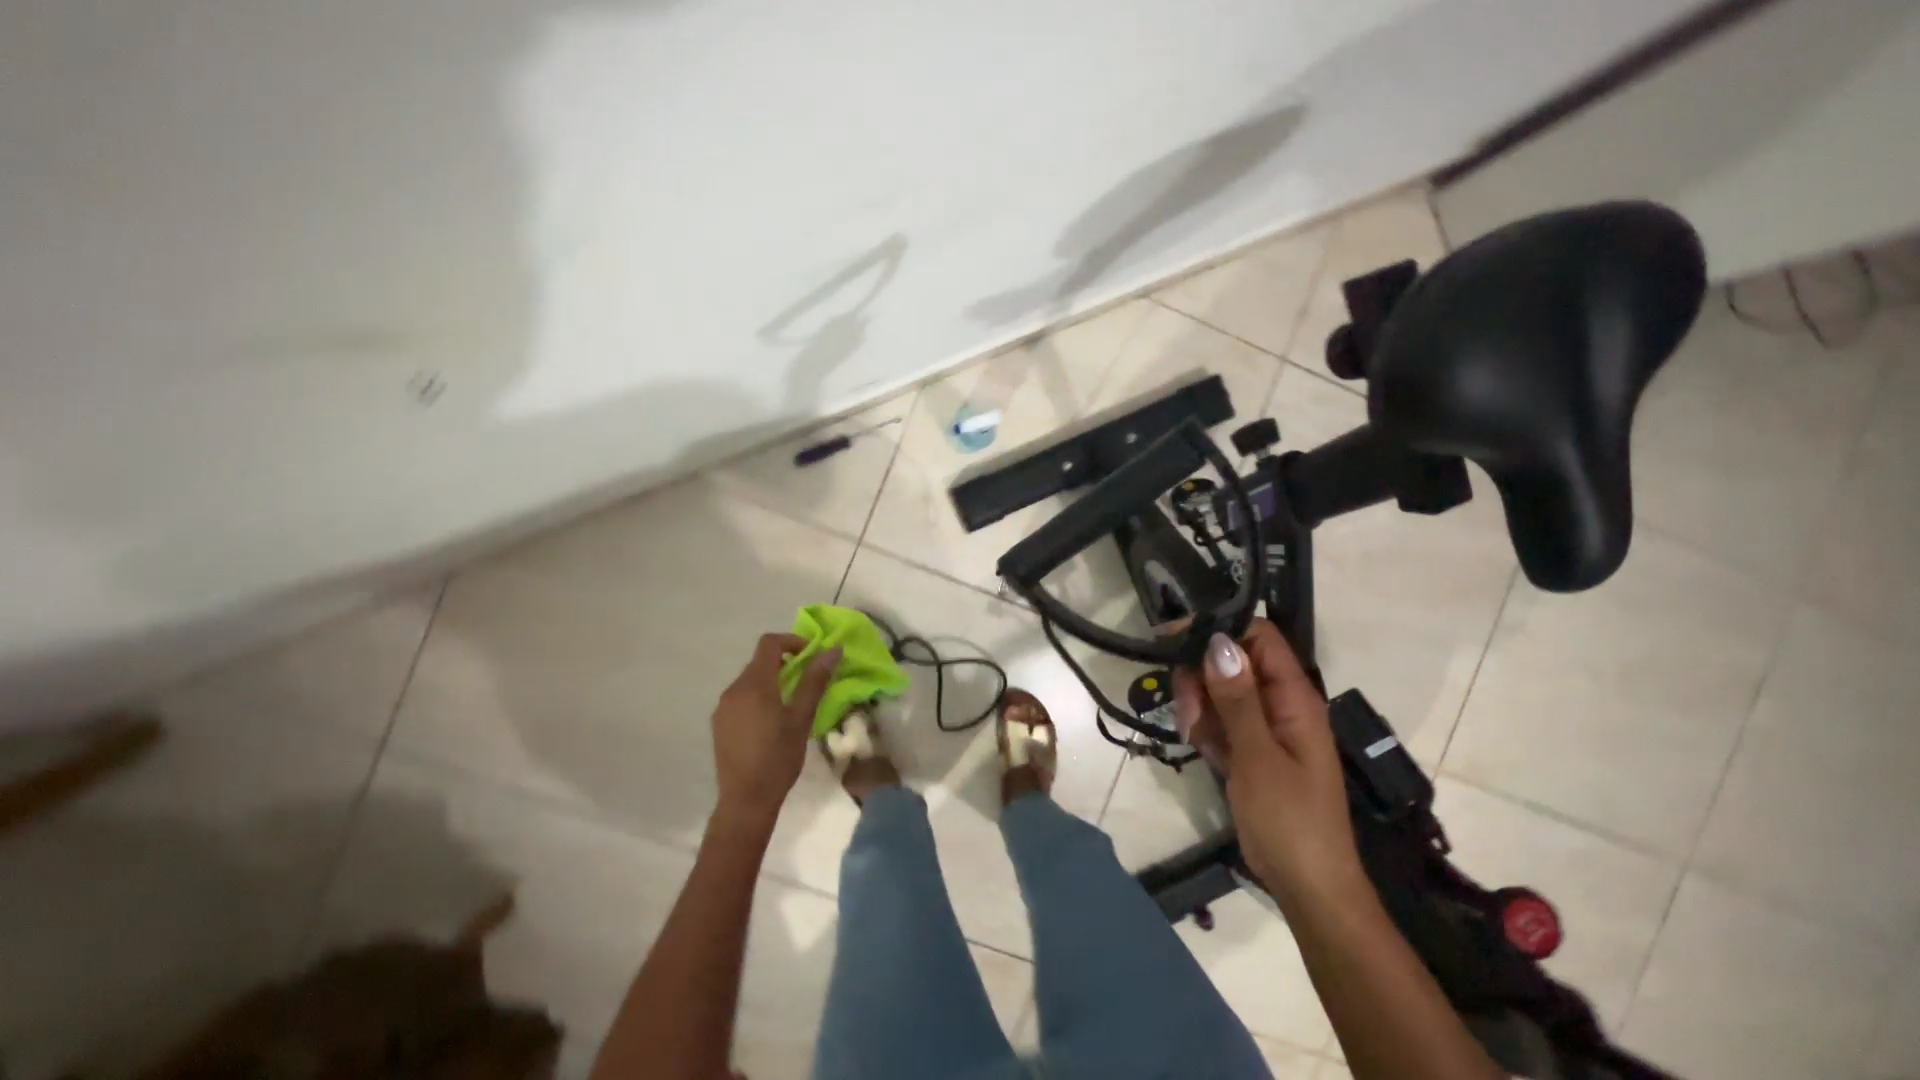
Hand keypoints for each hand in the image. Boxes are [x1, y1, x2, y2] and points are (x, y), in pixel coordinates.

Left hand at [711, 634, 839, 826]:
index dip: (792, 641)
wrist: (745, 799)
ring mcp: (722, 707)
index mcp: (754, 684)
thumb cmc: (779, 757)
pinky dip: (757, 698)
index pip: (769, 643)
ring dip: (771, 681)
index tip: (812, 655)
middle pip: (758, 662)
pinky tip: (770, 723)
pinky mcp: (719, 723)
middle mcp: (733, 689)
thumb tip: (832, 650)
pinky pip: (740, 699)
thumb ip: (815, 681)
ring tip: (791, 704)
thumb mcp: (801, 718)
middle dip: (784, 663)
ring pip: (749, 681)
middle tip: (808, 681)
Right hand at [1173, 620, 1367, 909]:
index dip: (1220, 631)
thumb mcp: (1258, 756)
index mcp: (1295, 698)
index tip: (1174, 640)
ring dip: (1201, 708)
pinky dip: (1208, 732)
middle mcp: (1282, 706)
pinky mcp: (1253, 754)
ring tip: (1194, 737)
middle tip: (1188, 713)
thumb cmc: (1289, 820)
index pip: (1259, 638)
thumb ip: (1237, 698)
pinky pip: (1224, 725)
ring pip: (1223, 695)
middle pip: (1234, 664)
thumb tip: (1219, 641)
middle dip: (1202, 677)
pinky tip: (1201, 750)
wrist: (1308, 887)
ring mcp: (1267, 731)